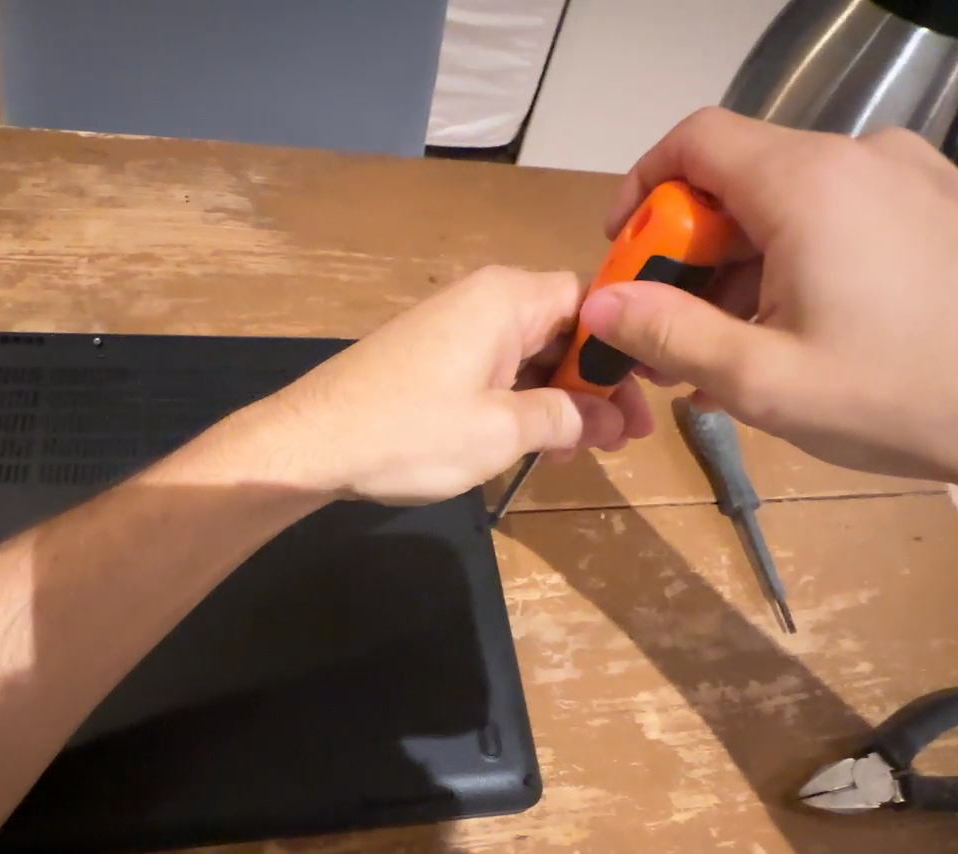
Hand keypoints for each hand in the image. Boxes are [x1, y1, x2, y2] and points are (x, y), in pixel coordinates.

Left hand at [255, 266, 655, 503]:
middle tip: (623, 438)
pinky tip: (533, 445)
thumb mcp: (502, 430)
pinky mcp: (430, 360)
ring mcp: (452, 330)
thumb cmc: (410, 432)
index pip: (592, 301)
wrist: (309, 445)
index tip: (647, 393)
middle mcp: (482, 301)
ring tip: (582, 451)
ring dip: (558, 401)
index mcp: (507, 298)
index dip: (624, 347)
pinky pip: (493, 373)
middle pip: (562, 331)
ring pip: (528, 357)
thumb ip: (565, 418)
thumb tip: (609, 419)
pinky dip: (519, 404)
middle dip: (594, 384)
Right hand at [581, 107, 957, 510]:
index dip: (641, 187)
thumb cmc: (904, 394)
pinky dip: (794, 277)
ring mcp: (915, 182)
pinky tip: (792, 348)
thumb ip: (668, 335)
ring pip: (790, 215)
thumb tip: (597, 305)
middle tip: (669, 337)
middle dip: (687, 258)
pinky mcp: (948, 214)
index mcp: (807, 182)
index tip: (621, 252)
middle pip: (740, 185)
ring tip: (726, 363)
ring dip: (739, 279)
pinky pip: (842, 231)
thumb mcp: (762, 379)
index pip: (695, 140)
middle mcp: (863, 160)